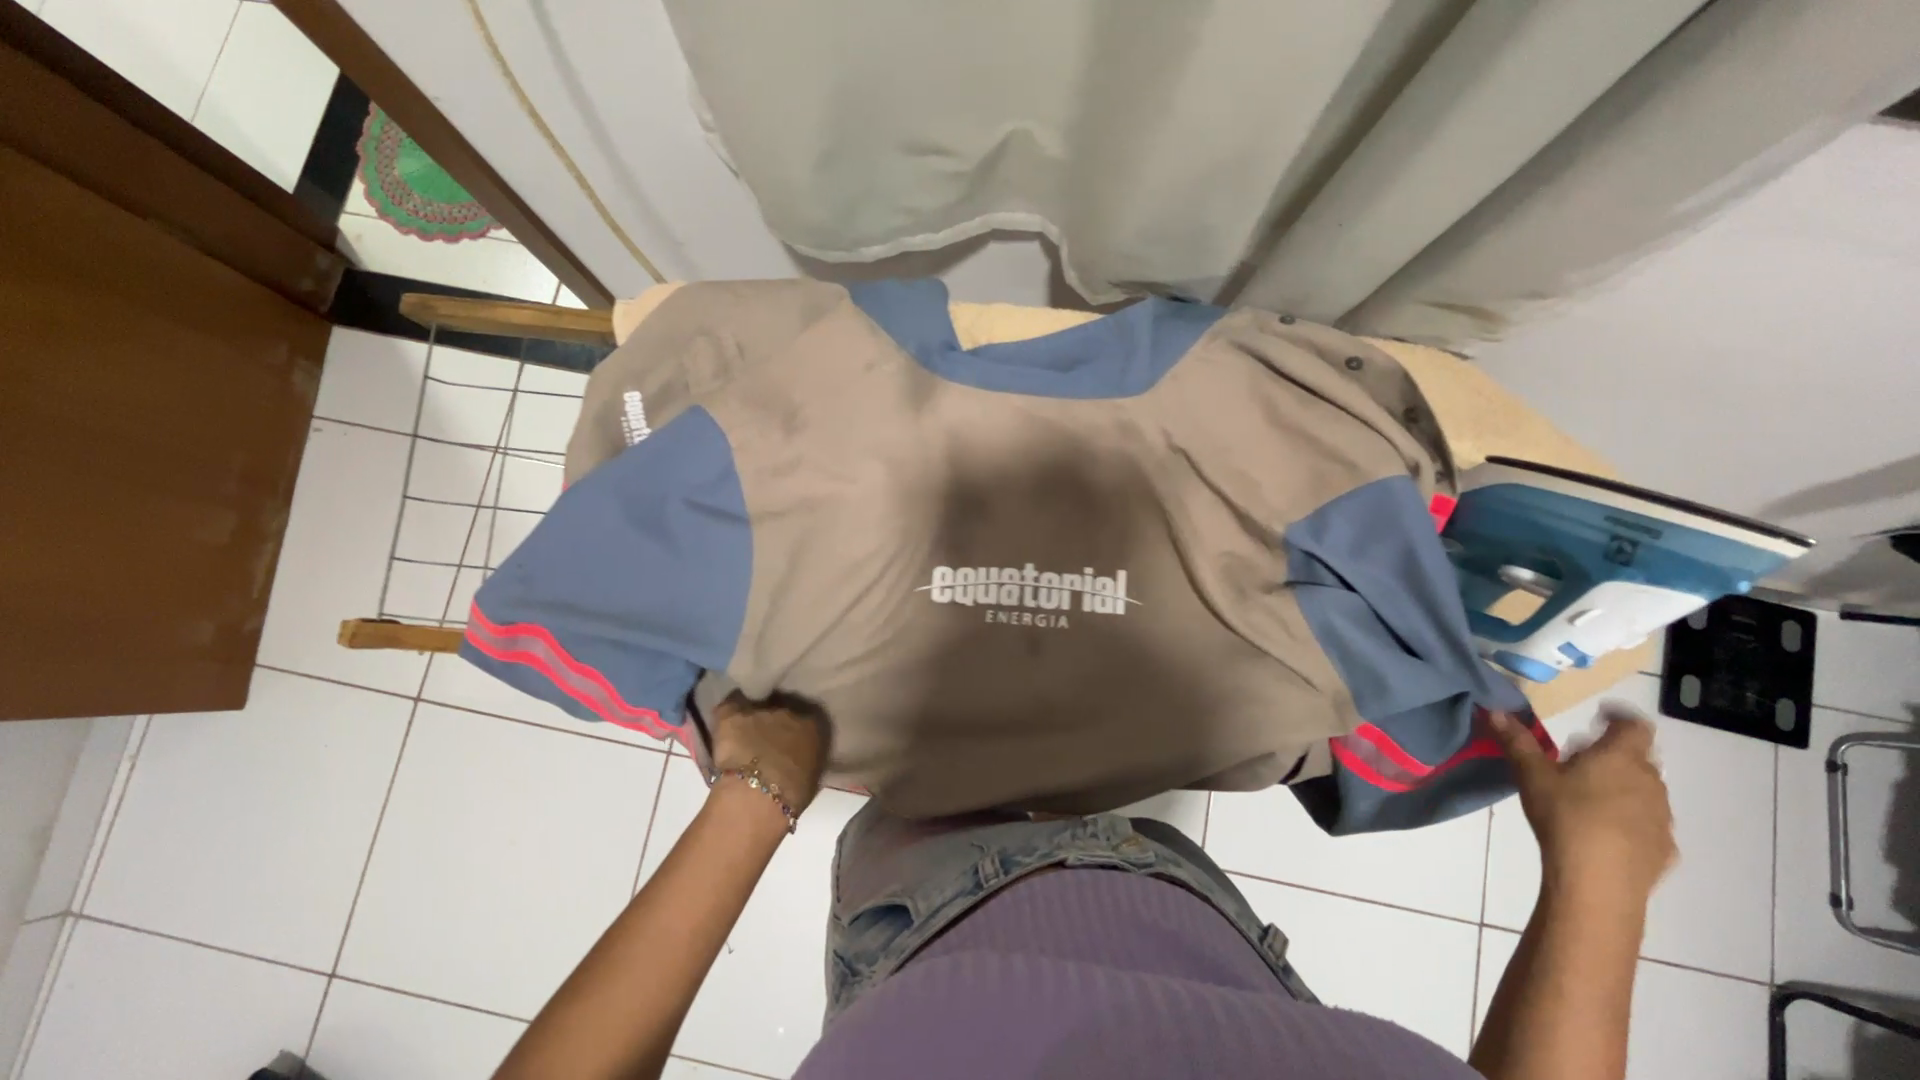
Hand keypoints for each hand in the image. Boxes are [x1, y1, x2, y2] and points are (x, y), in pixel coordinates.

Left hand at [709, 691, 829, 817]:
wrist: (758, 797)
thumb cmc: (791, 796)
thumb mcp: (811, 776)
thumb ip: (807, 757)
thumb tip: (799, 755)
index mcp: (814, 725)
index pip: (806, 716)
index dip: (795, 727)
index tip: (788, 739)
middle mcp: (789, 709)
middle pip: (781, 706)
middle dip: (773, 719)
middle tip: (765, 738)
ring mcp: (760, 709)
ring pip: (754, 706)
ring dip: (751, 718)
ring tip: (742, 735)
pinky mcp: (731, 714)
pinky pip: (728, 707)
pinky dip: (727, 716)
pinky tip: (724, 729)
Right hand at [1489, 705, 1676, 903]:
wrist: (1599, 882)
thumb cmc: (1566, 817)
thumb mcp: (1532, 776)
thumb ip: (1517, 742)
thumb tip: (1494, 710)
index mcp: (1620, 758)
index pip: (1633, 725)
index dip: (1618, 717)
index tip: (1597, 717)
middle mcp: (1651, 782)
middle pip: (1638, 758)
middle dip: (1612, 755)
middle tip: (1579, 762)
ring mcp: (1662, 817)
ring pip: (1645, 791)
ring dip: (1623, 786)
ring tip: (1589, 799)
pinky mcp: (1665, 848)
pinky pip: (1648, 823)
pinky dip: (1630, 819)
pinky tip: (1605, 833)